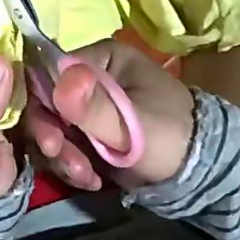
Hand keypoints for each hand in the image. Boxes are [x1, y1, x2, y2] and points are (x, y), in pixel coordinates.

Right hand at [23, 39, 193, 190]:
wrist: (196, 170)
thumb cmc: (170, 135)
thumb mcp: (133, 123)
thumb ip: (96, 106)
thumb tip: (62, 78)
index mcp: (102, 59)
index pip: (49, 74)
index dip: (43, 107)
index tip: (53, 141)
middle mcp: (88, 78)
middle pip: (45, 105)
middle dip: (54, 139)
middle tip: (70, 165)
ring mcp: (86, 107)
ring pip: (51, 130)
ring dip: (62, 158)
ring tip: (86, 177)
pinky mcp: (87, 134)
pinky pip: (63, 148)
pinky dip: (72, 167)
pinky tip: (91, 181)